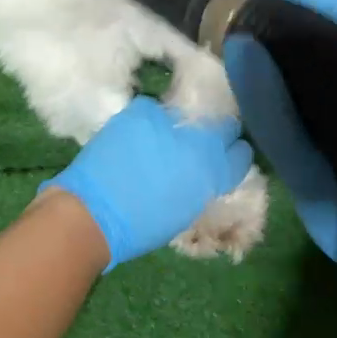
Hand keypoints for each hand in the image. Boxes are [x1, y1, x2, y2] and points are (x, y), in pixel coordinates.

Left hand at [39, 97, 252, 270]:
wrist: (94, 212)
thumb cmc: (140, 227)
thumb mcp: (186, 210)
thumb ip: (203, 185)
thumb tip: (205, 171)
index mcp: (214, 172)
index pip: (242, 153)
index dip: (234, 155)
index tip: (226, 158)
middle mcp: (200, 140)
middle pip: (225, 125)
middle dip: (218, 133)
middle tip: (200, 144)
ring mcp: (170, 120)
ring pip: (189, 116)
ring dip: (181, 127)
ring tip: (163, 141)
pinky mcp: (143, 109)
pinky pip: (155, 110)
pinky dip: (151, 121)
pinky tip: (138, 136)